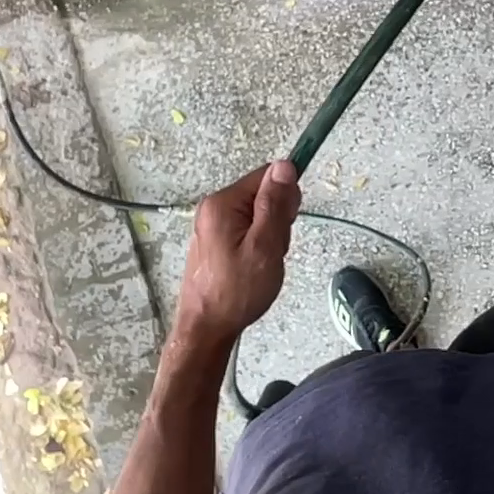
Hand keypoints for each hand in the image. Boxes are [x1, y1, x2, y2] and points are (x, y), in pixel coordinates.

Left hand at [177, 161, 300, 346]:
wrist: (207, 328)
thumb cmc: (236, 291)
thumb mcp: (265, 245)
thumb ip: (276, 204)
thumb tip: (286, 165)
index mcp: (223, 203)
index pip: (267, 176)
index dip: (284, 199)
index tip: (284, 226)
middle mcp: (213, 207)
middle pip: (263, 195)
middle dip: (277, 221)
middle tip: (271, 250)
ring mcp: (213, 224)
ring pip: (259, 215)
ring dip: (270, 236)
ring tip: (262, 263)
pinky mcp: (215, 240)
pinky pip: (248, 230)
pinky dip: (258, 245)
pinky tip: (254, 266)